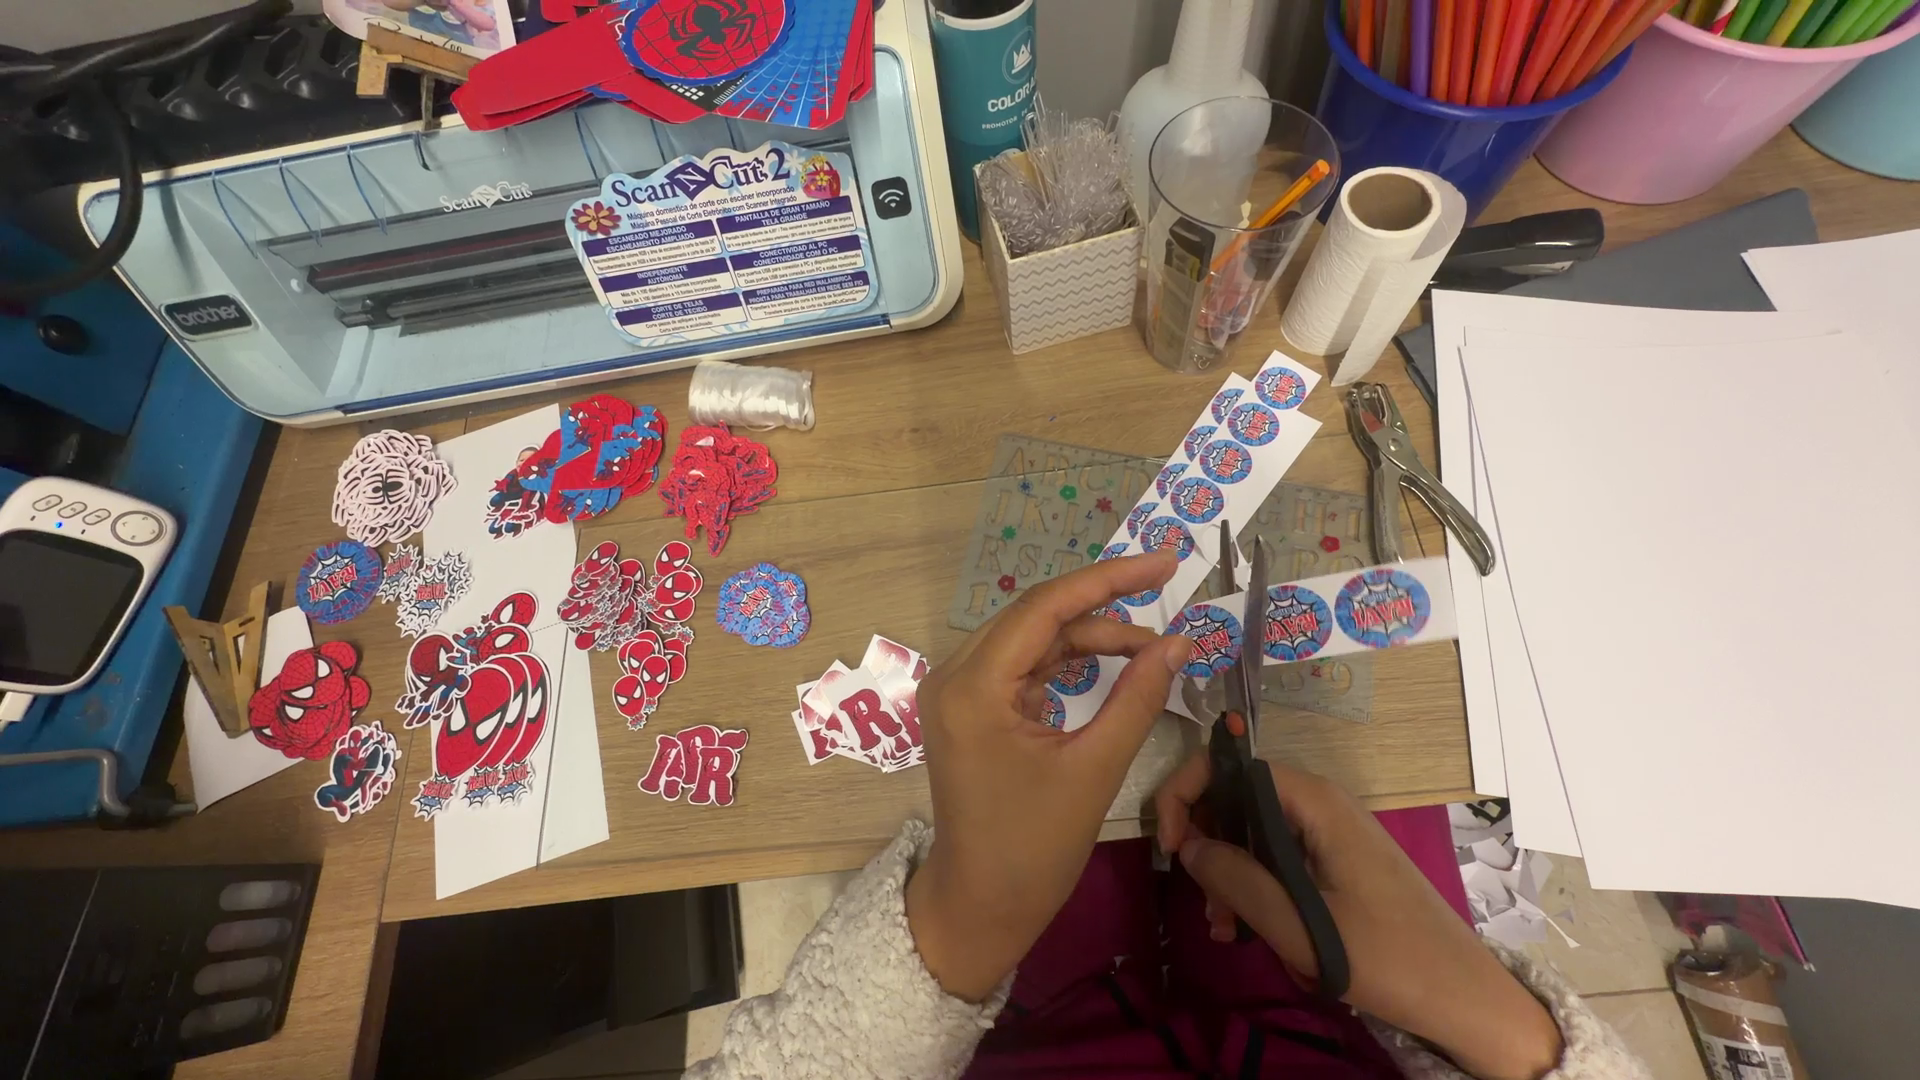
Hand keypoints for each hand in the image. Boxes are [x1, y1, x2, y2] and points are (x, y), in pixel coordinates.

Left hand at [906, 552, 1193, 1001]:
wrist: (981, 907)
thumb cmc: (1032, 849)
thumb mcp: (1094, 769)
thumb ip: (1137, 699)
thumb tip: (1179, 643)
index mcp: (974, 686)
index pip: (1044, 608)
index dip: (1109, 579)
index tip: (1165, 562)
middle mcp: (956, 675)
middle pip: (1037, 617)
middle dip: (1104, 609)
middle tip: (1167, 600)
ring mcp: (959, 690)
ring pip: (1032, 639)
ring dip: (1089, 638)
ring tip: (1150, 648)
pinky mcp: (972, 707)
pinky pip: (1024, 666)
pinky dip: (1067, 662)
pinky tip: (1111, 663)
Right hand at [1156, 756, 1564, 1079]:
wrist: (1470, 1002)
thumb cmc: (1390, 959)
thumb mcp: (1300, 927)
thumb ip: (1235, 879)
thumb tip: (1185, 845)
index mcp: (1313, 801)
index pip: (1229, 766)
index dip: (1187, 794)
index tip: (1170, 846)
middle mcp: (1317, 803)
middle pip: (1236, 799)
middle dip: (1207, 845)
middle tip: (1205, 904)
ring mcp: (1326, 832)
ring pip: (1251, 832)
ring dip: (1228, 874)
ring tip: (1226, 929)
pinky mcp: (1332, 859)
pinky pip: (1276, 857)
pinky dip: (1254, 886)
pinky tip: (1249, 930)